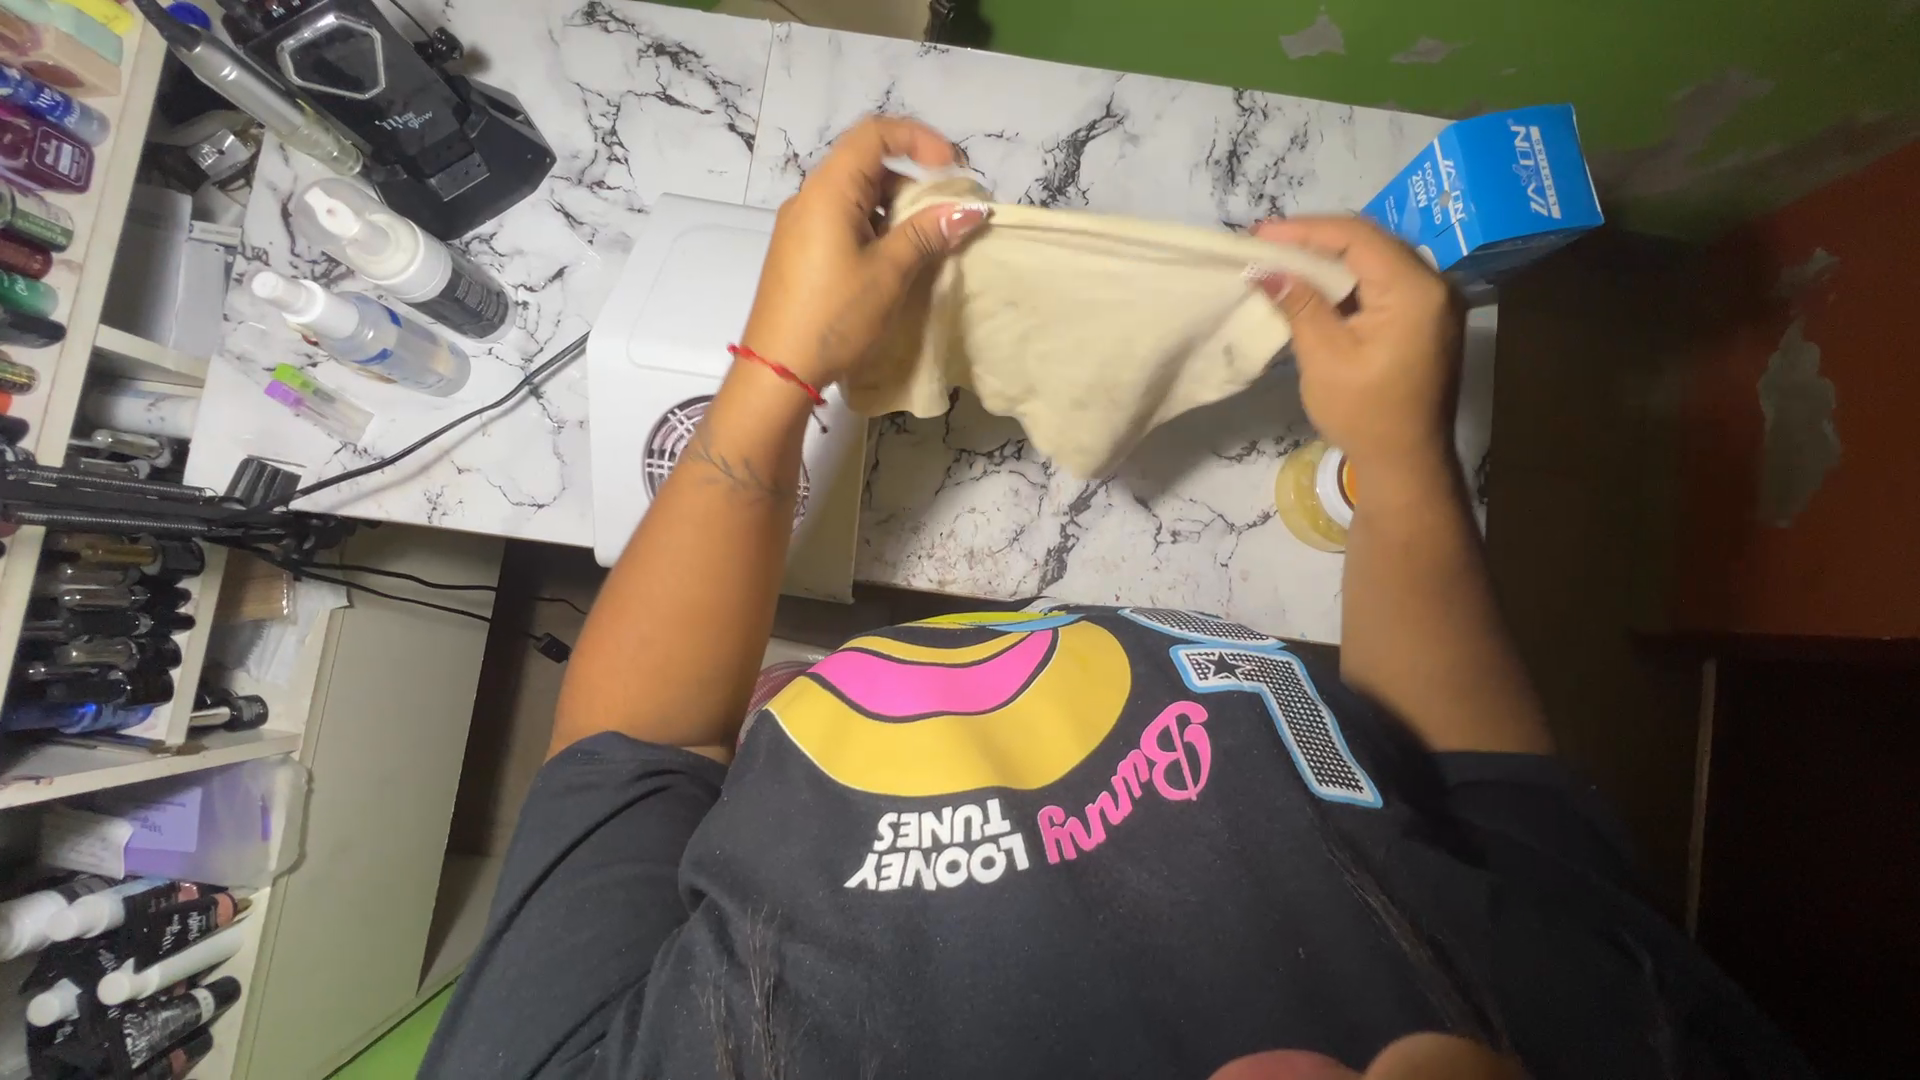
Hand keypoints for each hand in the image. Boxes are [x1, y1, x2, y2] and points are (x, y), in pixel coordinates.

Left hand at [740, 115, 990, 388]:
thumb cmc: (834, 316)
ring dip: (895, 212)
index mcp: (828, 190)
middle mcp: (809, 198)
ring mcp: (800, 227)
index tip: (953, 171)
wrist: (778, 369)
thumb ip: (927, 235)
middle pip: (867, 166)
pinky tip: (891, 266)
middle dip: (912, 183)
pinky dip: (874, 232)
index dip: (920, 140)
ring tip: (924, 247)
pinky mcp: (799, 254)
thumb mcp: (888, 274)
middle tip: (945, 216)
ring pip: (856, 199)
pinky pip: (842, 224)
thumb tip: (969, 209)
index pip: (875, 134)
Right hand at [1253, 216, 1462, 470]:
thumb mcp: (1324, 357)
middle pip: (1369, 242)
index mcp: (1413, 290)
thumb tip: (1265, 269)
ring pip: (1374, 260)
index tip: (1259, 235)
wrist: (1404, 459)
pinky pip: (1381, 283)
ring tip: (1282, 261)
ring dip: (1328, 259)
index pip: (1357, 237)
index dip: (1305, 231)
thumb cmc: (1363, 412)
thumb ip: (1299, 305)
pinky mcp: (1422, 318)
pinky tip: (1314, 286)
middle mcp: (1432, 284)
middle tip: (1266, 245)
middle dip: (1315, 240)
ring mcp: (1431, 301)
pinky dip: (1345, 280)